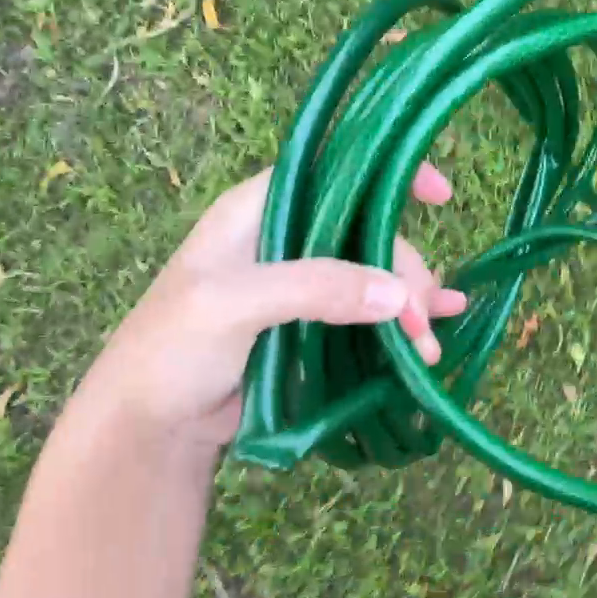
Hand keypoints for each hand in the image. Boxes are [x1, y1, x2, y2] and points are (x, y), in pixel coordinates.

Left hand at [77, 165, 466, 447]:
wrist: (156, 423)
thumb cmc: (171, 351)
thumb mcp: (229, 307)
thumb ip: (313, 289)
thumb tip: (400, 295)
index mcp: (260, 214)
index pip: (333, 173)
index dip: (387, 177)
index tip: (440, 196)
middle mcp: (290, 241)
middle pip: (370, 237)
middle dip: (406, 275)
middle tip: (420, 324)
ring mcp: (308, 286)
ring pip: (381, 277)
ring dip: (414, 306)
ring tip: (429, 349)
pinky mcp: (321, 327)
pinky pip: (377, 313)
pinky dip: (409, 321)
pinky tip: (440, 333)